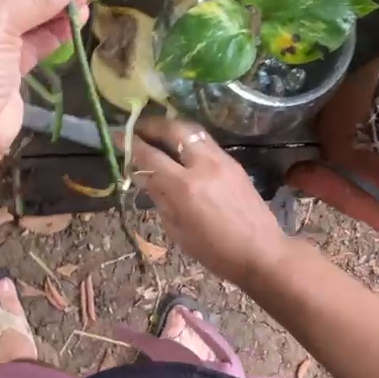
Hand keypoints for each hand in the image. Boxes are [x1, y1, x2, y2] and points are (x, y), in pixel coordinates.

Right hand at [130, 116, 293, 287]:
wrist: (262, 252)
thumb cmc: (215, 251)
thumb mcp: (178, 230)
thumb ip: (160, 198)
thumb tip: (144, 176)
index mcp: (184, 187)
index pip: (150, 155)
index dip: (130, 145)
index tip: (116, 137)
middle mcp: (203, 165)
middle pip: (173, 129)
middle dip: (151, 125)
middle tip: (137, 129)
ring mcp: (222, 160)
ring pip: (192, 131)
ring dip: (171, 128)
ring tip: (157, 134)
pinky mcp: (233, 163)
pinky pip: (205, 142)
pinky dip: (188, 140)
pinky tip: (180, 150)